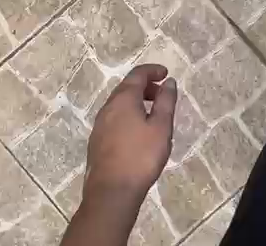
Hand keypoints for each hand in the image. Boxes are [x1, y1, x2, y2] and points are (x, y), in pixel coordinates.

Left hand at [83, 64, 178, 205]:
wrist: (111, 194)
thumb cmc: (140, 157)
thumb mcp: (161, 127)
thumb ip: (166, 101)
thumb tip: (168, 82)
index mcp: (123, 99)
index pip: (138, 74)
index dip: (153, 71)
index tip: (166, 74)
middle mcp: (108, 108)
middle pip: (127, 87)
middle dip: (145, 86)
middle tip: (162, 95)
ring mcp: (99, 126)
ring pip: (119, 104)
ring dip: (136, 101)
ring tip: (152, 114)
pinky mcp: (96, 143)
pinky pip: (114, 119)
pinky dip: (128, 115)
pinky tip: (137, 133)